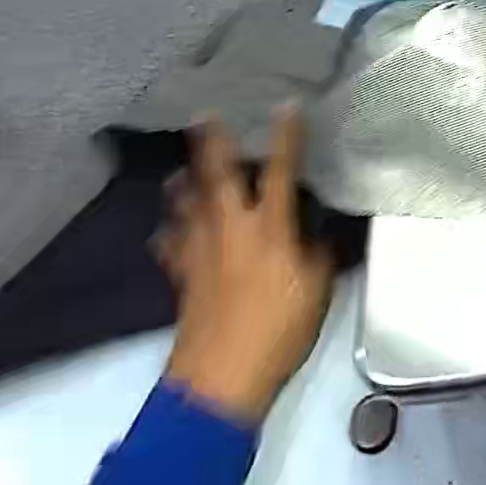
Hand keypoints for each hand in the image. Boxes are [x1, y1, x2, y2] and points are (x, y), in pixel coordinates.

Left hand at [157, 105, 333, 422]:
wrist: (222, 378)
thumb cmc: (281, 327)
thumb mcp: (319, 285)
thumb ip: (317, 251)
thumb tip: (313, 231)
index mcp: (270, 228)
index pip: (281, 172)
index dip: (286, 138)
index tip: (286, 106)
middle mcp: (231, 230)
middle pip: (217, 178)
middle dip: (212, 144)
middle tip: (204, 115)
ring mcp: (200, 252)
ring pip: (186, 205)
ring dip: (184, 182)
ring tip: (180, 167)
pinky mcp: (183, 278)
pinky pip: (172, 244)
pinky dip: (169, 230)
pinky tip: (167, 226)